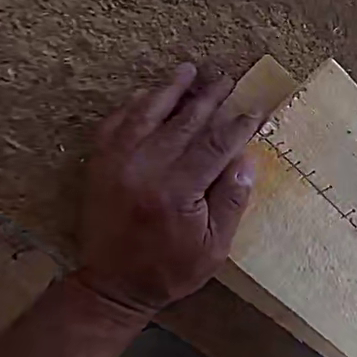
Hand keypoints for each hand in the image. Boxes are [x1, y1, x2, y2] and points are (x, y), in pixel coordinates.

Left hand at [75, 63, 259, 320]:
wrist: (112, 286)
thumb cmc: (170, 269)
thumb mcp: (214, 247)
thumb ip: (231, 200)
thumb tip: (246, 158)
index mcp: (178, 191)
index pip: (216, 145)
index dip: (238, 125)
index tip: (255, 109)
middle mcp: (146, 169)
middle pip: (185, 121)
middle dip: (209, 97)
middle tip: (226, 78)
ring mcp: (118, 163)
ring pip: (148, 113)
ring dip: (171, 89)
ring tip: (189, 69)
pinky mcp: (100, 165)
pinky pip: (116, 124)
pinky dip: (132, 106)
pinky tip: (146, 93)